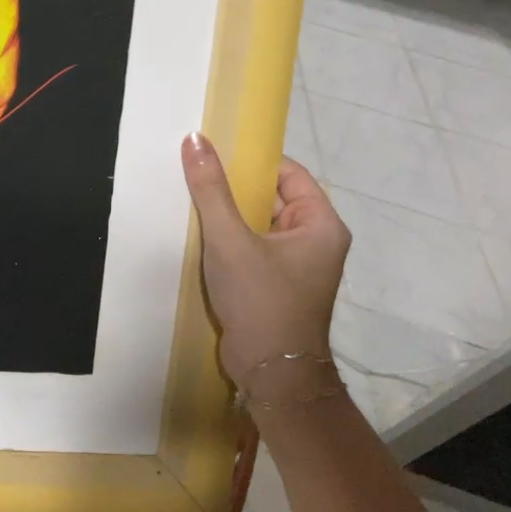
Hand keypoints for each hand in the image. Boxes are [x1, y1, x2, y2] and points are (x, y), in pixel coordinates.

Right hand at [180, 134, 349, 384]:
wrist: (271, 372)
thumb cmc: (260, 299)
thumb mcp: (229, 238)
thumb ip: (210, 188)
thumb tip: (195, 139)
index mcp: (320, 225)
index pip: (288, 173)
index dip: (252, 159)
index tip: (214, 151)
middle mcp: (314, 240)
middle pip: (271, 195)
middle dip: (233, 186)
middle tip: (194, 172)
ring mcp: (296, 263)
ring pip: (257, 221)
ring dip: (227, 213)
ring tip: (190, 199)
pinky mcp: (275, 281)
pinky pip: (251, 244)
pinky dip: (227, 237)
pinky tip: (198, 233)